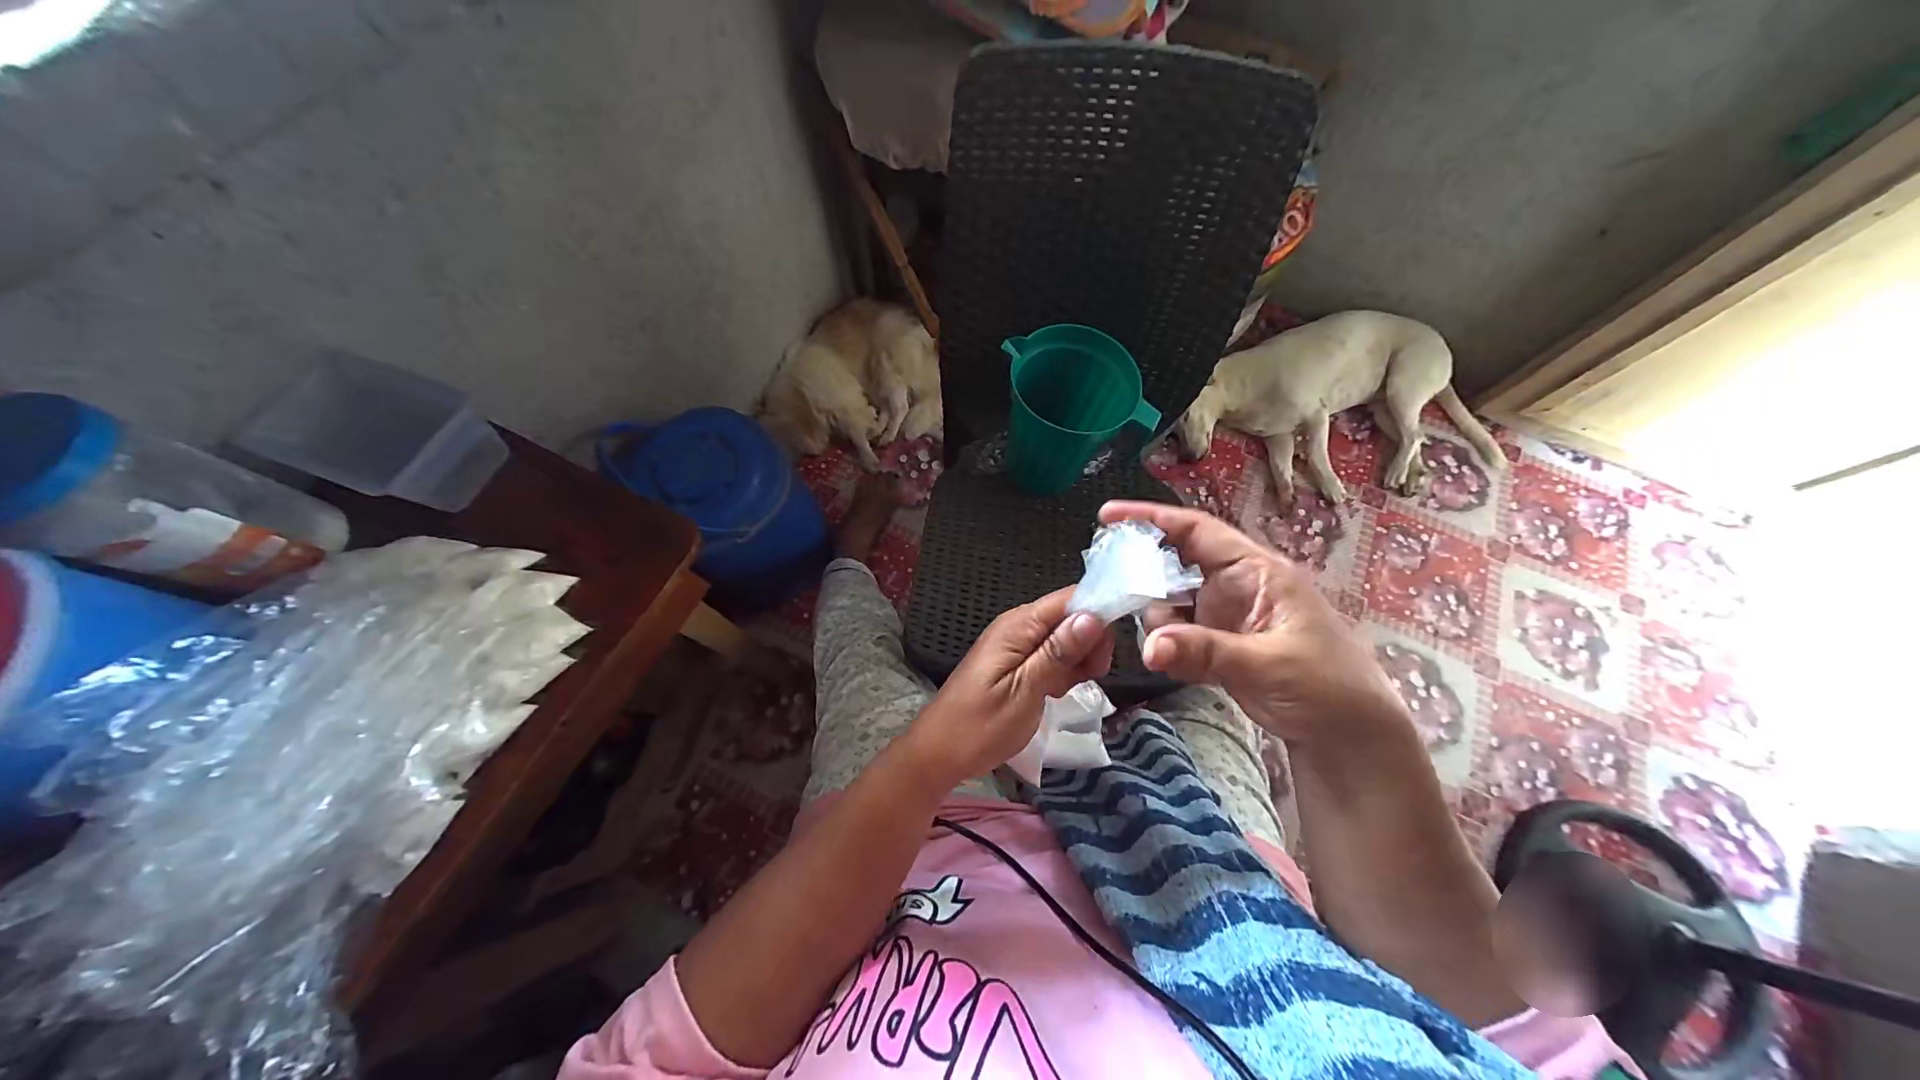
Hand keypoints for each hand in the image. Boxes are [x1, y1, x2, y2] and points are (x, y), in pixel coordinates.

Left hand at [902, 586, 1114, 789]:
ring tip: (1064, 690)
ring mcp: (1018, 644)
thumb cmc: (980, 726)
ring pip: (1067, 638)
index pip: (1072, 597)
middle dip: (1091, 644)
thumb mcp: (1025, 691)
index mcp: (1019, 624)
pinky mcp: (1018, 663)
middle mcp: (1019, 625)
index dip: (1100, 615)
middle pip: (1073, 616)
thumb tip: (1093, 616)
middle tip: (1088, 679)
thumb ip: (1058, 653)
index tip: (1110, 652)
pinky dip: (1063, 672)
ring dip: (1078, 662)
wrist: (940, 754)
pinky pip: (1053, 656)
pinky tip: (1055, 693)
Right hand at [1098, 501, 1409, 748]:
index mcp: (1256, 572)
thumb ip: (1205, 652)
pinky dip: (1166, 646)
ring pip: (1169, 603)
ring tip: (1164, 648)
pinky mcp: (1217, 646)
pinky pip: (1175, 635)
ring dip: (1157, 622)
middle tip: (1119, 594)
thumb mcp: (1268, 664)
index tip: (1108, 516)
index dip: (1152, 518)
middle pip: (1174, 564)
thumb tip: (1150, 646)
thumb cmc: (1329, 688)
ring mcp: (1224, 617)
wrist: (1350, 740)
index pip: (1198, 531)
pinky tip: (1170, 661)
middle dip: (1145, 577)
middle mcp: (1235, 586)